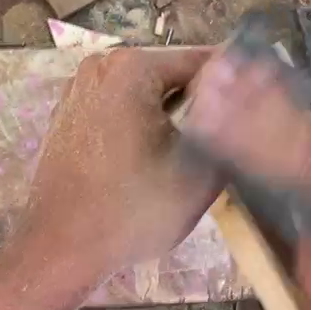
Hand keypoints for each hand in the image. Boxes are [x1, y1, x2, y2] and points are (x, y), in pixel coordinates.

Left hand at [15, 47, 218, 285]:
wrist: (59, 247)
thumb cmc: (132, 209)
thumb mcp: (199, 170)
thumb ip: (227, 124)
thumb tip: (240, 94)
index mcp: (131, 66)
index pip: (202, 61)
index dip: (232, 90)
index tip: (250, 118)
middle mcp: (100, 64)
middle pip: (170, 76)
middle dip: (197, 105)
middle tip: (221, 145)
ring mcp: (79, 87)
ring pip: (144, 93)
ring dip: (168, 118)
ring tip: (187, 158)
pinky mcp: (68, 113)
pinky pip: (118, 108)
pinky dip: (138, 126)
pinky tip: (148, 163)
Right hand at [182, 53, 310, 309]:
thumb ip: (300, 230)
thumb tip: (270, 180)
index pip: (308, 158)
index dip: (256, 135)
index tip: (213, 115)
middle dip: (264, 116)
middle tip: (215, 92)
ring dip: (283, 120)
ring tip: (234, 99)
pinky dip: (309, 136)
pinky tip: (272, 120)